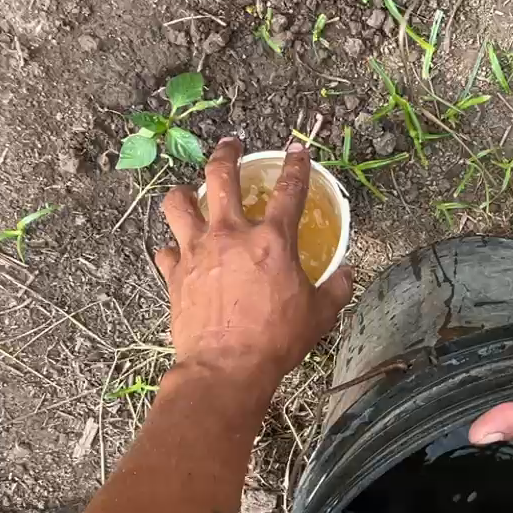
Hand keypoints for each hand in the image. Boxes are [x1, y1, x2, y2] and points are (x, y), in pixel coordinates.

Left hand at [154, 138, 351, 385]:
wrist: (226, 367)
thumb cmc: (277, 340)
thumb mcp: (320, 315)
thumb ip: (336, 289)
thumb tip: (347, 274)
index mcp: (273, 240)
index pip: (289, 190)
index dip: (296, 166)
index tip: (297, 150)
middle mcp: (231, 235)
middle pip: (221, 176)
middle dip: (227, 154)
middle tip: (231, 145)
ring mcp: (197, 251)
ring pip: (178, 202)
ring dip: (184, 193)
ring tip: (189, 193)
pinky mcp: (174, 273)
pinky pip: (165, 250)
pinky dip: (171, 249)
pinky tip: (178, 253)